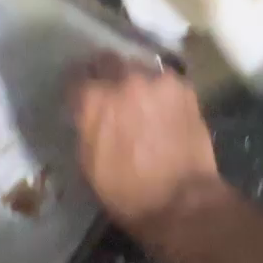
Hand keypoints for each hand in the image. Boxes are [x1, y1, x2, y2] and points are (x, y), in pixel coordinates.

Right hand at [67, 54, 227, 238]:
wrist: (180, 201)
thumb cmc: (126, 192)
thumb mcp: (89, 163)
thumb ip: (87, 128)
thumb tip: (89, 115)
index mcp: (95, 101)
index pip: (77, 78)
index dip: (78, 89)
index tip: (80, 97)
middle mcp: (125, 80)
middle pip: (110, 61)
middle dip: (107, 74)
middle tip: (110, 92)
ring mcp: (159, 81)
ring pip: (141, 69)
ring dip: (137, 81)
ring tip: (140, 101)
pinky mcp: (185, 89)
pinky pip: (166, 82)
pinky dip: (161, 92)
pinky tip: (163, 109)